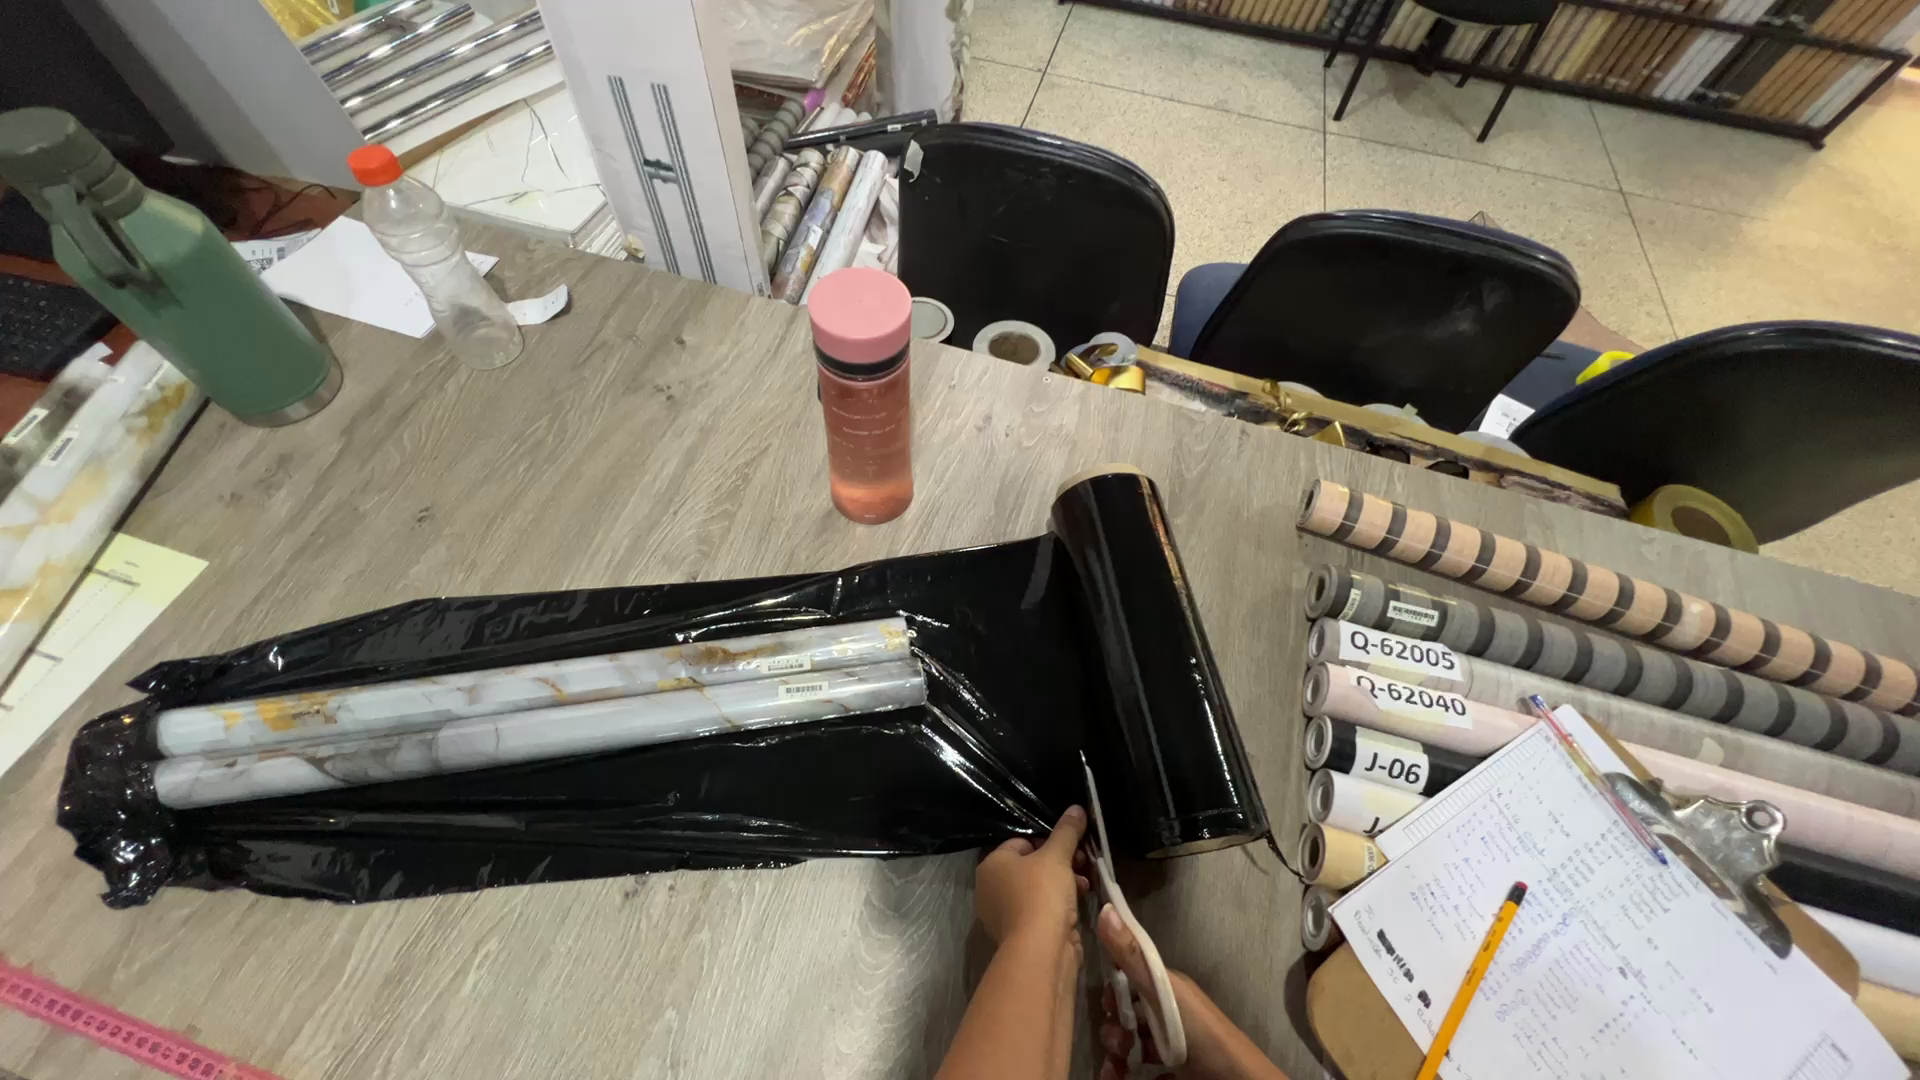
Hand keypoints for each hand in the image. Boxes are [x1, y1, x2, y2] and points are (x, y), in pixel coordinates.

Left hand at [973, 806, 1088, 944]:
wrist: (1041, 952)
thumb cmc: (1041, 894)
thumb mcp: (1056, 857)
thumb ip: (1066, 832)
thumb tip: (1076, 808)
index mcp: (991, 865)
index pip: (1020, 842)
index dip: (1048, 841)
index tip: (1071, 844)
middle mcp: (991, 889)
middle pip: (1031, 866)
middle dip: (1060, 863)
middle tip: (1082, 861)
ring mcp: (1004, 915)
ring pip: (1038, 889)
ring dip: (1064, 883)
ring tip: (1086, 883)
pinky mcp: (1021, 935)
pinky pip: (1041, 910)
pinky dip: (1059, 905)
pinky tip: (1079, 903)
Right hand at [1096, 902, 1172, 1079]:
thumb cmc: (1202, 1033)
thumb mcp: (1164, 991)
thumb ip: (1133, 956)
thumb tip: (1105, 907)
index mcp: (1166, 987)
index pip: (1129, 980)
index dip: (1113, 992)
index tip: (1107, 1007)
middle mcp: (1169, 1012)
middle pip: (1129, 1016)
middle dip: (1114, 1029)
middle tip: (1118, 1046)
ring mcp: (1173, 1045)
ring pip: (1134, 1044)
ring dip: (1117, 1056)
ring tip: (1116, 1071)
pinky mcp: (1177, 1072)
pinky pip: (1146, 1070)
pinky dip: (1129, 1074)